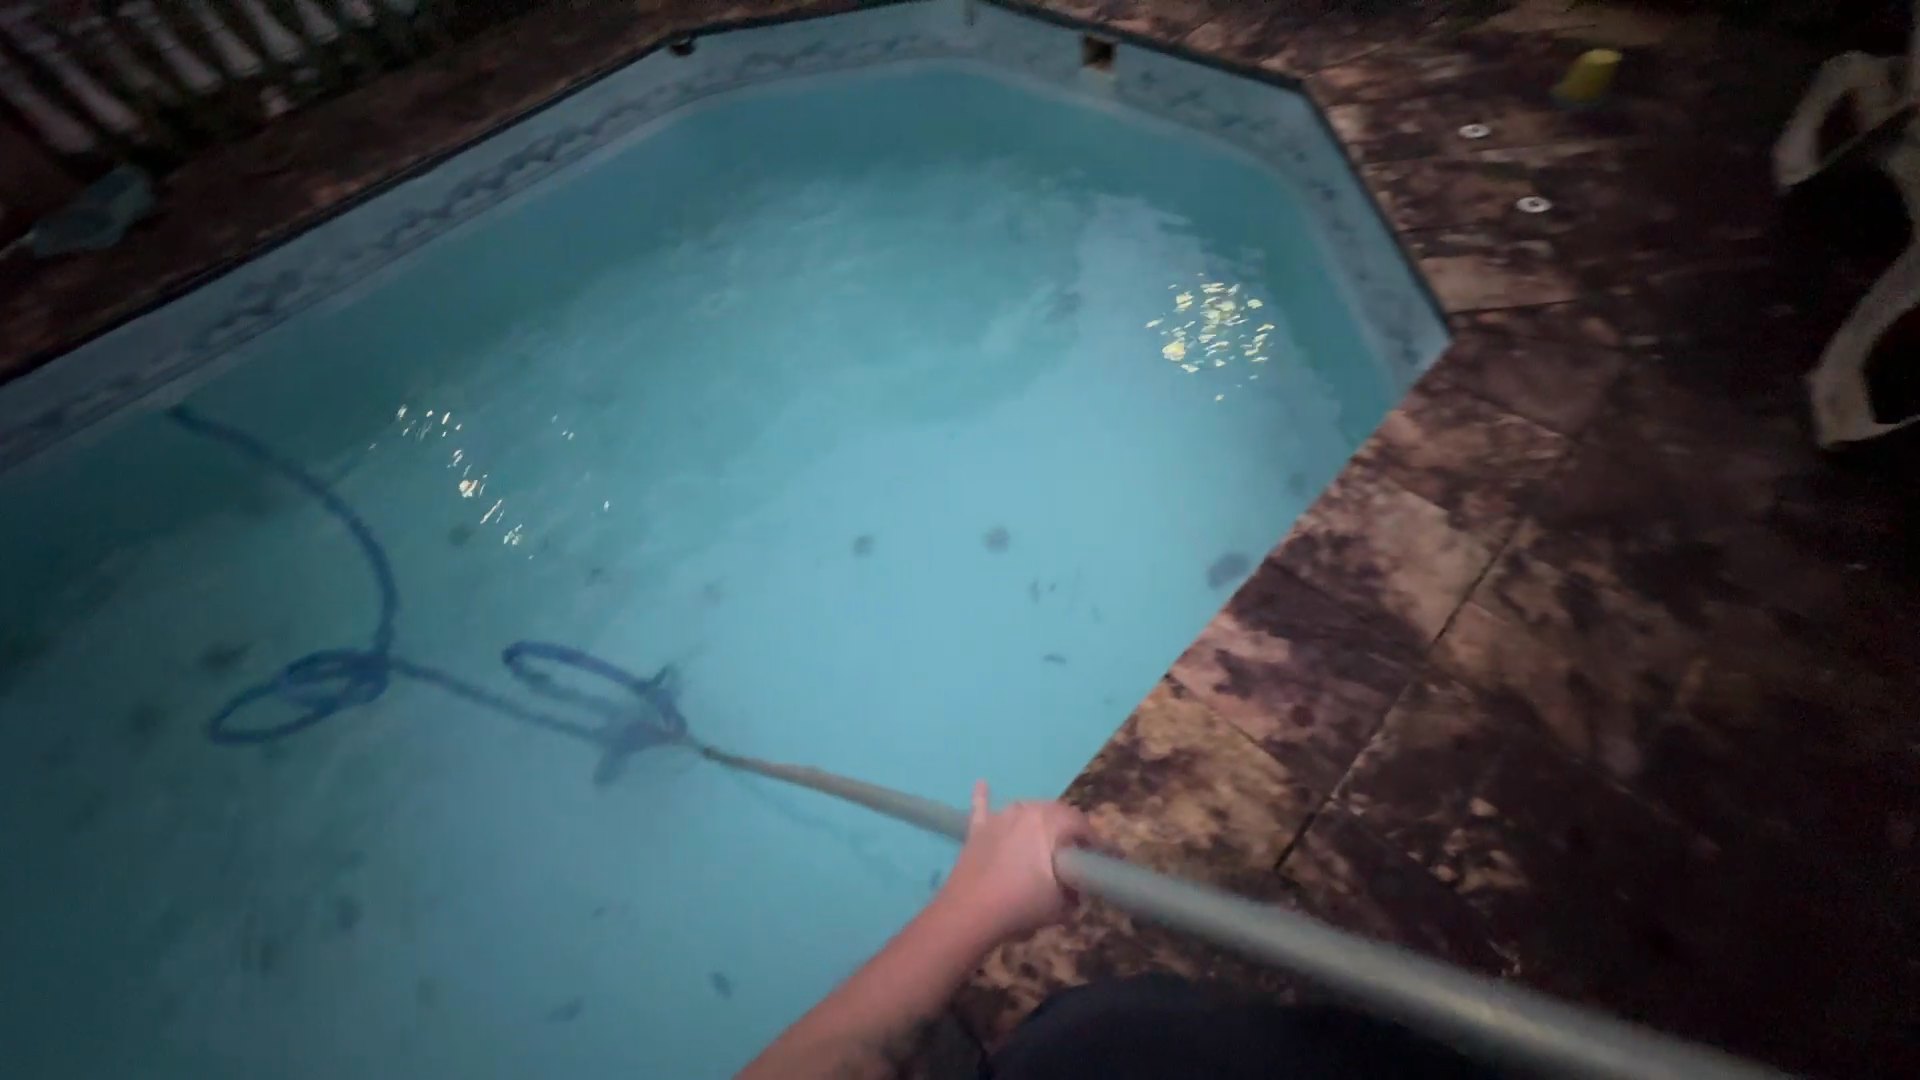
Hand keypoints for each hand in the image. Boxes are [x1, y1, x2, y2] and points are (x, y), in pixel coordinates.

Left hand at [934, 781, 1097, 945]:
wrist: (972, 911)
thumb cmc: (1022, 904)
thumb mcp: (1063, 904)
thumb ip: (1076, 891)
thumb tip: (1077, 889)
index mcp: (1051, 823)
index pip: (1082, 824)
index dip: (1096, 841)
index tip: (1103, 858)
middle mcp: (1026, 810)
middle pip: (1055, 812)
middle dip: (1069, 829)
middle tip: (1075, 853)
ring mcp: (1000, 817)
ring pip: (1025, 809)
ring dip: (1038, 820)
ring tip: (1044, 839)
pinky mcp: (978, 829)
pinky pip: (982, 807)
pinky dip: (983, 796)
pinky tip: (981, 783)